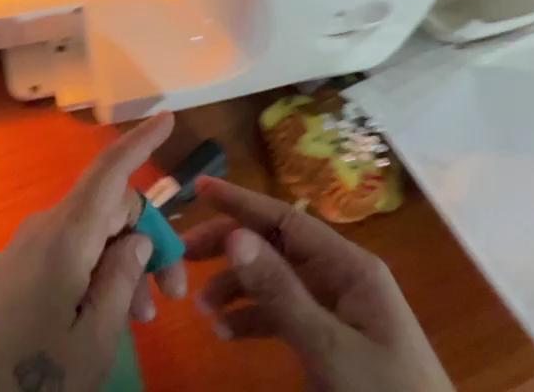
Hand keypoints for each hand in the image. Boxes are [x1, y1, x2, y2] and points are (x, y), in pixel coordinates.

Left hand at [0, 113, 185, 391]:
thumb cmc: (33, 374)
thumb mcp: (95, 338)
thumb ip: (122, 280)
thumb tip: (139, 236)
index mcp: (67, 234)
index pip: (110, 171)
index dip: (141, 142)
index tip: (168, 117)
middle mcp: (46, 226)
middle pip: (110, 208)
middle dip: (148, 240)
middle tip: (173, 295)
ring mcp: (29, 245)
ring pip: (93, 234)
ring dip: (125, 263)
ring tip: (143, 321)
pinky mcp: (19, 266)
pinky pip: (71, 251)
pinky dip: (99, 271)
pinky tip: (109, 314)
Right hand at [183, 177, 453, 391]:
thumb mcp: (328, 346)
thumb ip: (281, 292)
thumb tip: (235, 234)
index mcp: (350, 266)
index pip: (285, 218)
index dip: (240, 202)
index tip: (198, 188)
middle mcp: (341, 276)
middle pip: (275, 246)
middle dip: (230, 247)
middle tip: (183, 255)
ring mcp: (336, 307)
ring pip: (274, 280)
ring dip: (236, 288)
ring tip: (201, 308)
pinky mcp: (331, 337)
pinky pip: (283, 313)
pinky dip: (252, 318)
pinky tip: (226, 332)